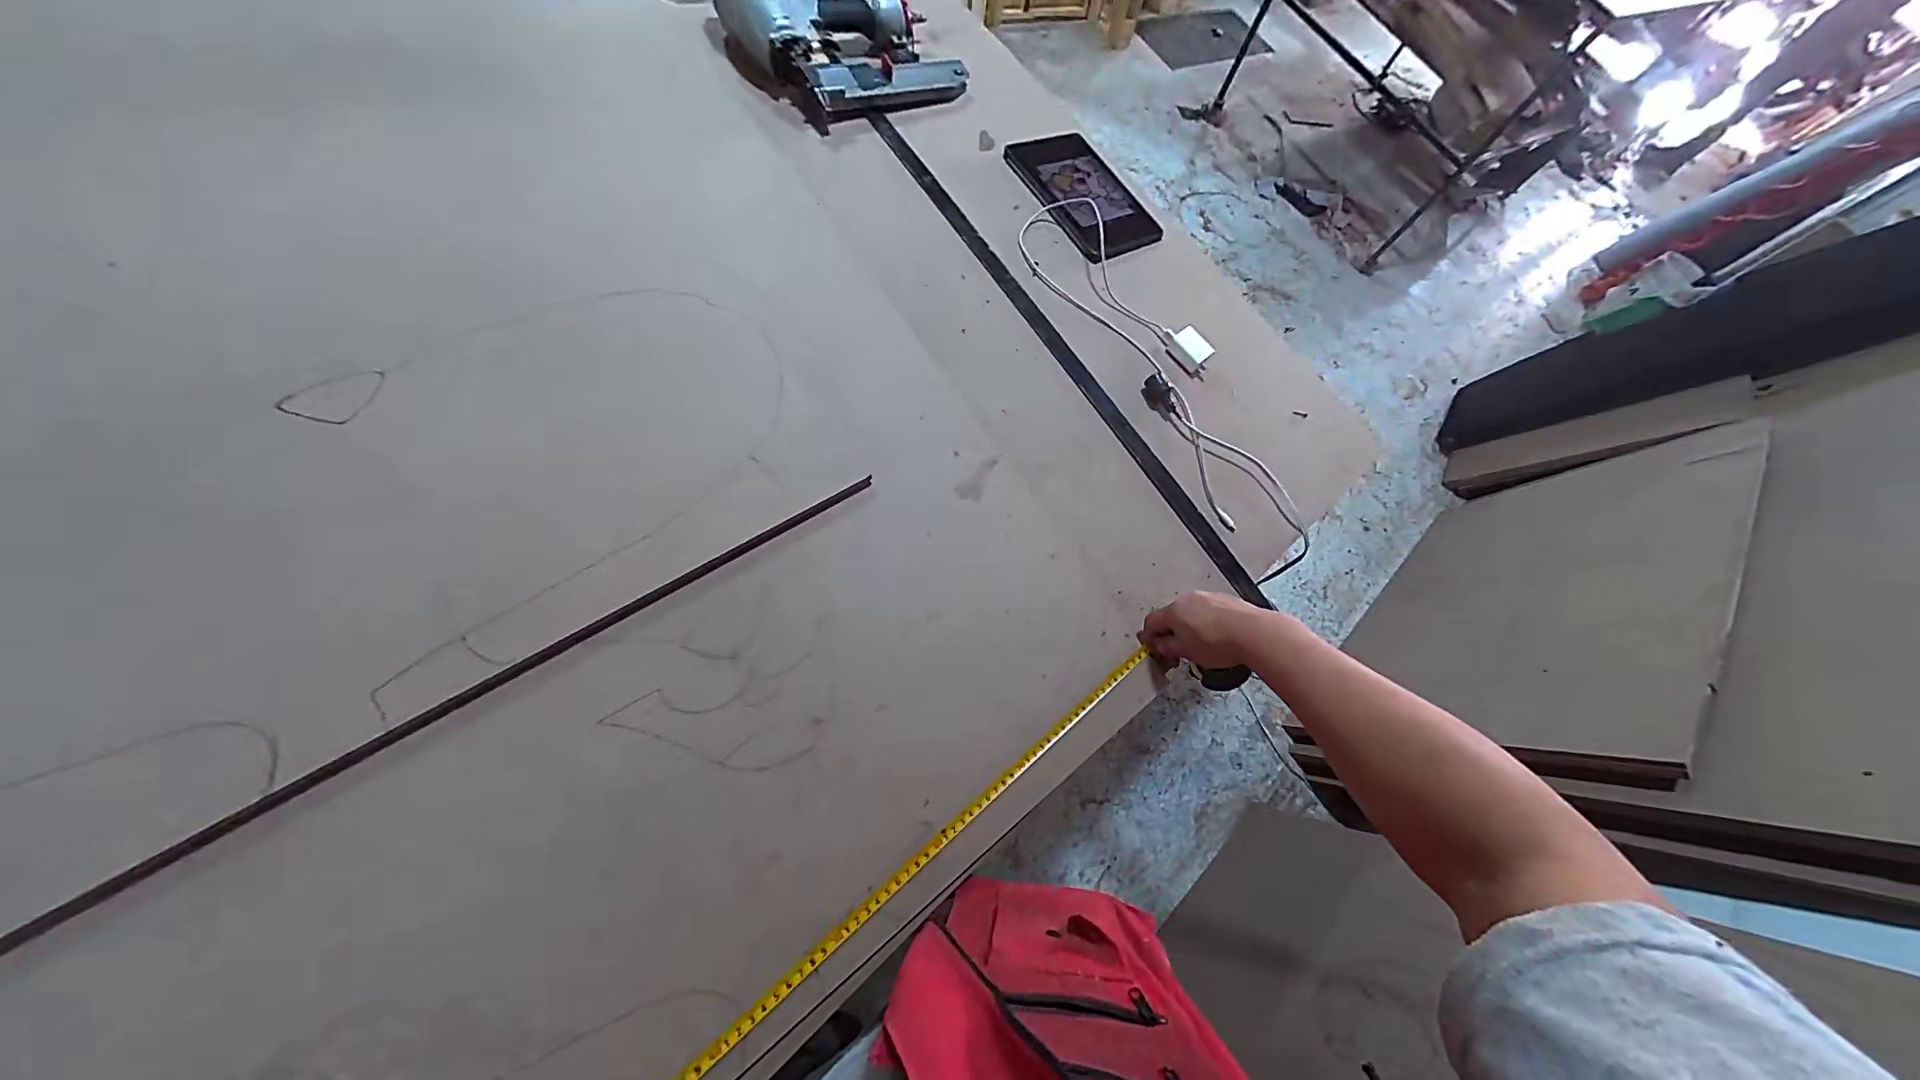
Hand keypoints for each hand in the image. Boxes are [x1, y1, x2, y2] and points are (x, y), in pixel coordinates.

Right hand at [1137, 591, 1268, 668]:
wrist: (1253, 633)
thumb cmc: (1218, 643)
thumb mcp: (1185, 652)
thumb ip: (1165, 647)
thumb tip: (1156, 644)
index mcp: (1173, 611)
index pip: (1151, 622)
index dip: (1150, 638)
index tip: (1156, 649)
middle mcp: (1187, 599)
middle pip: (1171, 616)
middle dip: (1172, 633)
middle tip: (1180, 652)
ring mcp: (1207, 597)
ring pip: (1191, 613)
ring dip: (1190, 627)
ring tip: (1203, 646)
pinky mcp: (1225, 599)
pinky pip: (1209, 611)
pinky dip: (1208, 622)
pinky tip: (1219, 637)